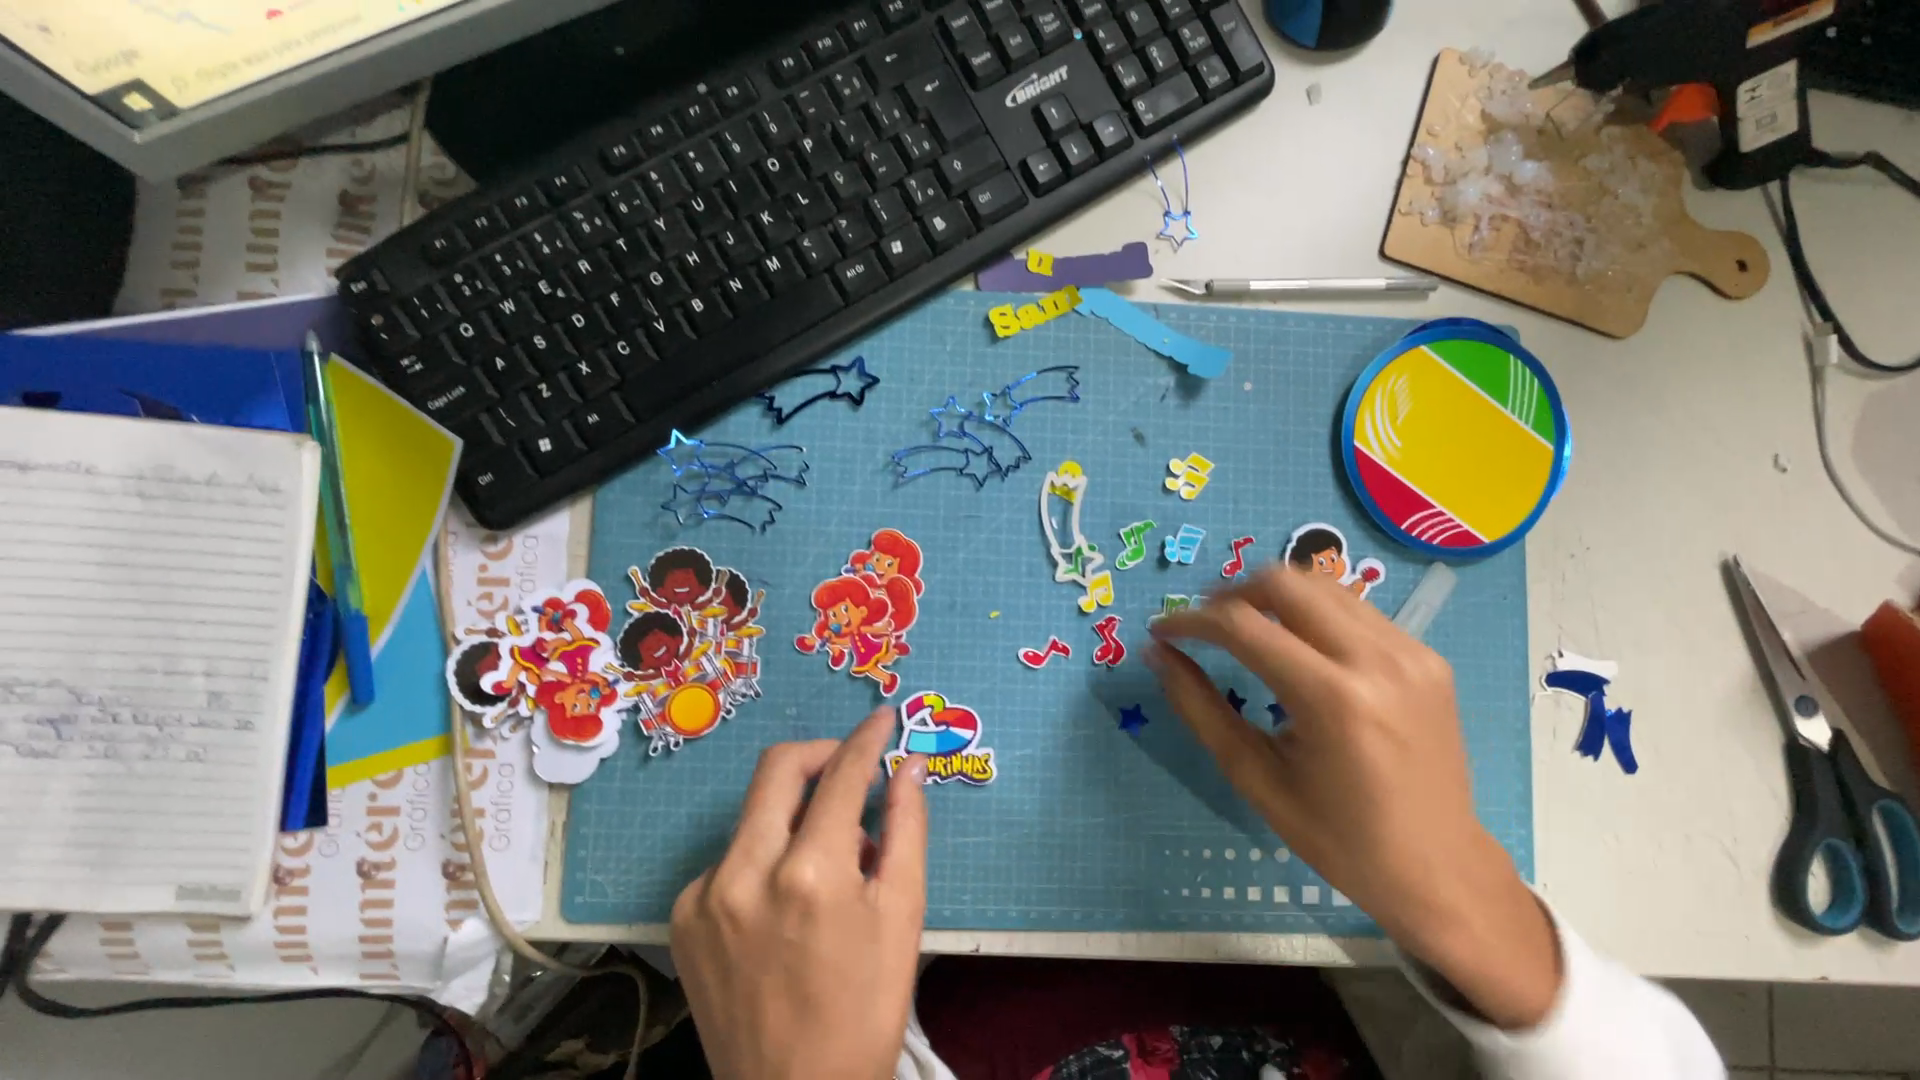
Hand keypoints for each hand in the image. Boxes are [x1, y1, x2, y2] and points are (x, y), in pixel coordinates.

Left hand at [670, 708, 926, 1079]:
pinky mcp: (683, 916)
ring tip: (827, 859)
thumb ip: (906, 828)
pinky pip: (730, 857)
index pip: (840, 775)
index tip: (882, 719)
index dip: (865, 739)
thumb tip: (908, 765)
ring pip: (753, 814)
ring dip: (794, 814)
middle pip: (777, 769)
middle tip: (851, 768)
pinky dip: (763, 857)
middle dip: (820, 754)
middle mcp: (745, 872)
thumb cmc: (865, 1007)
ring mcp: (704, 894)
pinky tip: (785, 899)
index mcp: (810, 873)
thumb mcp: (903, 915)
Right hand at [1148, 566, 1559, 1028]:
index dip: (1191, 620)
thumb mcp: (1254, 775)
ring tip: (1242, 627)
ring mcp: (1410, 652)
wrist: (1439, 869)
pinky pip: (1354, 609)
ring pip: (1321, 585)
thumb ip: (1199, 707)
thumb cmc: (1336, 836)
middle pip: (1284, 582)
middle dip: (1230, 593)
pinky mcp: (1427, 657)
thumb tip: (1157, 652)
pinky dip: (1311, 613)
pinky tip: (1296, 646)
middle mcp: (1377, 660)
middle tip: (1202, 623)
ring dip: (1271, 596)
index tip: (1162, 630)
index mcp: (1332, 700)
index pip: (1243, 626)